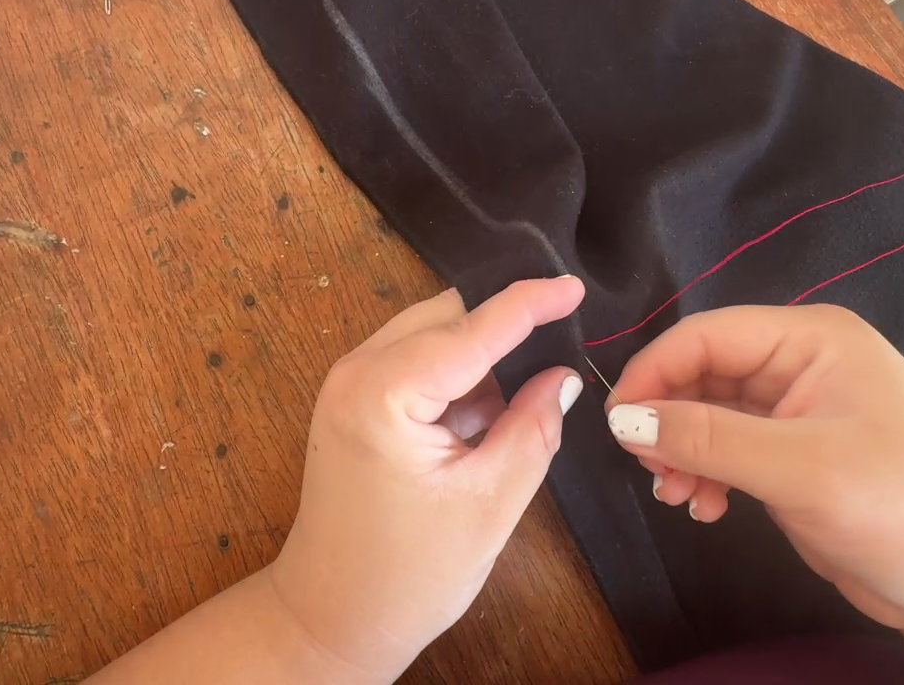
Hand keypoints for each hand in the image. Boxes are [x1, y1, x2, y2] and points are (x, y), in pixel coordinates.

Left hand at [267, 278, 585, 680]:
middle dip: (498, 334)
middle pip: (444, 318)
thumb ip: (532, 428)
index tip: (573, 285)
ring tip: (505, 412)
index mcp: (383, 392)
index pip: (470, 330)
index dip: (527, 303)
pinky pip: (412, 360)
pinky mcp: (351, 397)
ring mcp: (347, 380)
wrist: (330, 617)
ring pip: (429, 335)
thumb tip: (563, 375)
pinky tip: (473, 423)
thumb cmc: (409, 574)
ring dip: (475, 360)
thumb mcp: (488, 503)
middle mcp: (355, 369)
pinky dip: (450, 378)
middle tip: (549, 360)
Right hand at [602, 303, 903, 634]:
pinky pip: (727, 446)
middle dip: (669, 421)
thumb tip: (619, 419)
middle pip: (701, 373)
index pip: (705, 336)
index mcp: (811, 339)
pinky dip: (706, 472)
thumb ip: (707, 439)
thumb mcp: (804, 472)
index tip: (617, 422)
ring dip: (682, 451)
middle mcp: (800, 363)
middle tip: (648, 469)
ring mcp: (798, 408)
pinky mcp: (795, 451)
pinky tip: (704, 506)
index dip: (654, 372)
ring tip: (677, 496)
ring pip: (707, 412)